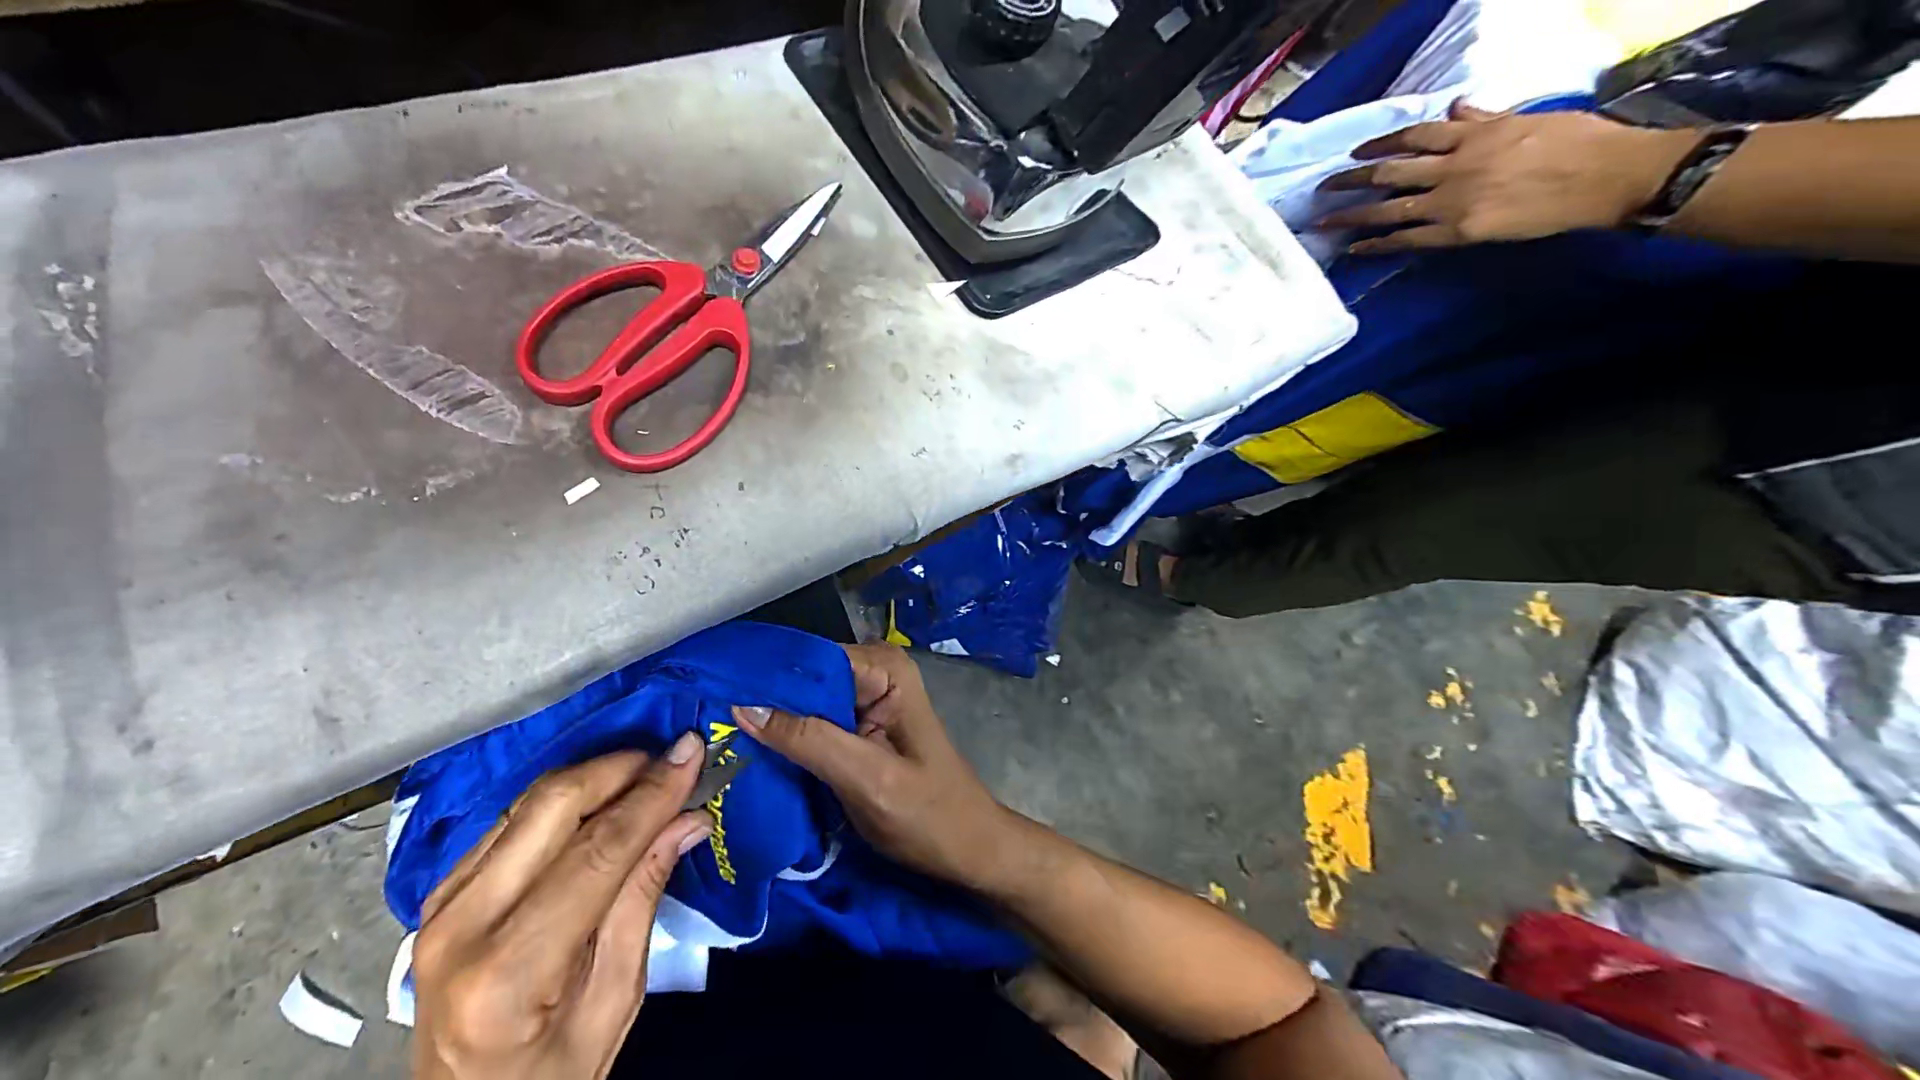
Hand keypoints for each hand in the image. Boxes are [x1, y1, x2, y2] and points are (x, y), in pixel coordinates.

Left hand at [410, 738, 713, 1079]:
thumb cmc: (552, 1073)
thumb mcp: (616, 999)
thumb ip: (643, 897)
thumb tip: (689, 819)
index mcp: (507, 971)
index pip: (596, 853)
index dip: (651, 796)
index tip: (692, 754)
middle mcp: (461, 926)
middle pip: (551, 807)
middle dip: (621, 769)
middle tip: (673, 759)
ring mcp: (440, 905)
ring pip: (530, 802)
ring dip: (596, 776)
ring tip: (649, 775)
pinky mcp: (441, 893)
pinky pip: (514, 819)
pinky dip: (568, 798)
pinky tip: (605, 801)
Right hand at [732, 643, 1017, 888]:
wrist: (967, 849)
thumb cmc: (929, 816)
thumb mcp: (869, 780)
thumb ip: (810, 741)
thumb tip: (742, 705)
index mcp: (885, 669)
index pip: (808, 659)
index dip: (761, 678)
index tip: (705, 696)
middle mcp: (874, 671)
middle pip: (802, 677)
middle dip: (759, 699)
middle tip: (699, 724)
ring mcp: (866, 697)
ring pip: (802, 700)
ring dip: (766, 720)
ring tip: (711, 737)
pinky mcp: (857, 724)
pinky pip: (811, 721)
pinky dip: (785, 737)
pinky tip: (748, 751)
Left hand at [1317, 100, 1696, 253]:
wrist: (1606, 176)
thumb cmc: (1579, 142)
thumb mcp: (1529, 119)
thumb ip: (1484, 119)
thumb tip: (1455, 109)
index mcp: (1474, 135)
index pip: (1414, 136)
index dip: (1380, 144)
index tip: (1356, 152)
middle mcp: (1454, 166)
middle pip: (1390, 171)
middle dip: (1352, 179)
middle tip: (1323, 187)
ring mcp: (1452, 200)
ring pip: (1388, 208)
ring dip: (1351, 215)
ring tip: (1322, 222)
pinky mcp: (1457, 231)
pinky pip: (1406, 239)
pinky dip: (1376, 245)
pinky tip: (1353, 250)